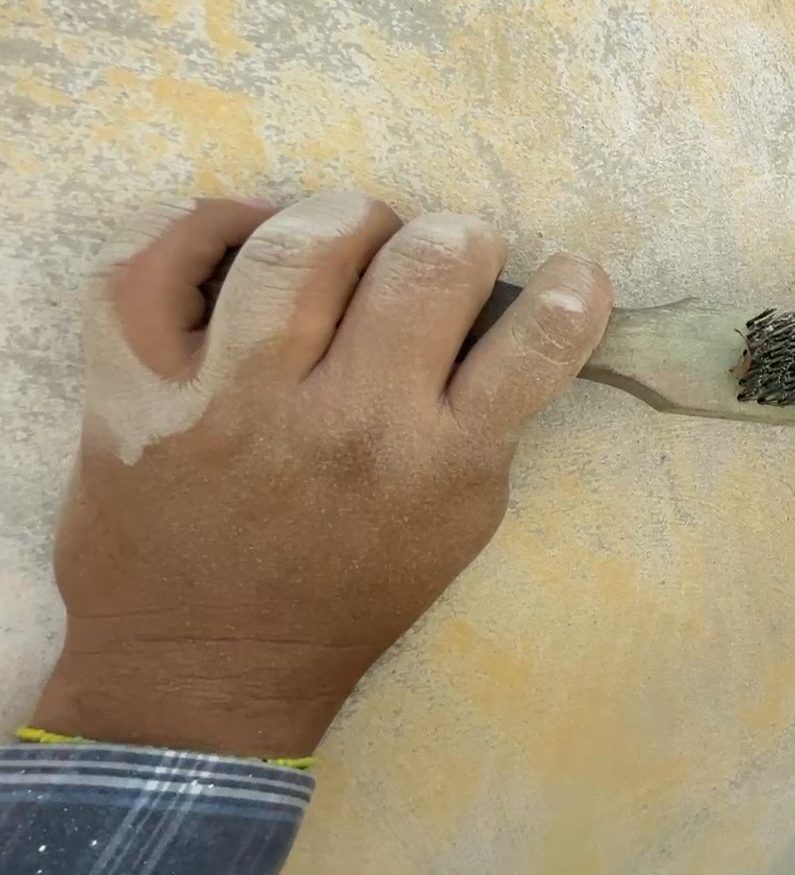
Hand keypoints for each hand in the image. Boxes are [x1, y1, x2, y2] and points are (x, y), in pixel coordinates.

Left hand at [32, 192, 612, 757]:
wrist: (215, 662)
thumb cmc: (371, 582)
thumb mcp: (474, 510)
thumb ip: (496, 416)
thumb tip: (513, 318)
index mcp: (446, 459)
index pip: (538, 343)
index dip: (577, 288)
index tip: (577, 275)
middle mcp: (350, 424)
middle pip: (426, 271)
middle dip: (461, 238)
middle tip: (455, 251)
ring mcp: (231, 406)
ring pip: (294, 251)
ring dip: (352, 218)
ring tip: (364, 231)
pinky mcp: (133, 398)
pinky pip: (147, 271)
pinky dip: (209, 226)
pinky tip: (256, 233)